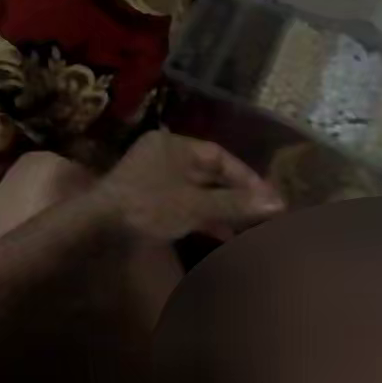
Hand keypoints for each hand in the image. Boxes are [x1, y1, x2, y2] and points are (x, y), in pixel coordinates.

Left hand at [98, 131, 284, 242]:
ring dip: (225, 209)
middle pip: (210, 172)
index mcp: (171, 145)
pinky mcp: (151, 198)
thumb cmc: (150, 206)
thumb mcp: (197, 205)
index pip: (219, 154)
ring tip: (256, 231)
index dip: (248, 177)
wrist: (103, 224)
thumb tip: (279, 201)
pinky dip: (206, 217)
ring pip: (199, 190)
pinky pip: (186, 203)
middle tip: (270, 218)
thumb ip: (236, 203)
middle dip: (239, 195)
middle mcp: (163, 155)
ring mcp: (155, 176)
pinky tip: (227, 237)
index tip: (274, 201)